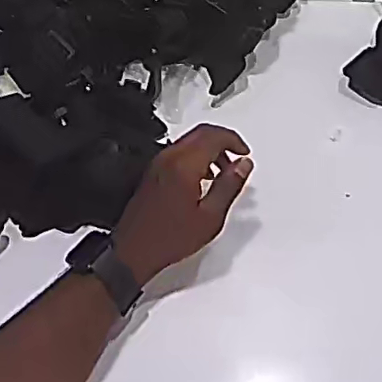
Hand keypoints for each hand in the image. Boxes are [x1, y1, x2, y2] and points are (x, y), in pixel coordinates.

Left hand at [110, 124, 252, 283]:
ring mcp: (158, 163)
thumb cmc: (168, 237)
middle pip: (200, 133)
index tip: (244, 151)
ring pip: (189, 141)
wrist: (137, 248)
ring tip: (225, 172)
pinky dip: (197, 157)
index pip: (212, 136)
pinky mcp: (153, 170)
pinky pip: (179, 152)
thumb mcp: (210, 216)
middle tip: (238, 157)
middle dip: (223, 141)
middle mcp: (168, 158)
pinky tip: (205, 178)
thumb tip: (243, 165)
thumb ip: (229, 185)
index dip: (233, 140)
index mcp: (183, 165)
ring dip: (210, 149)